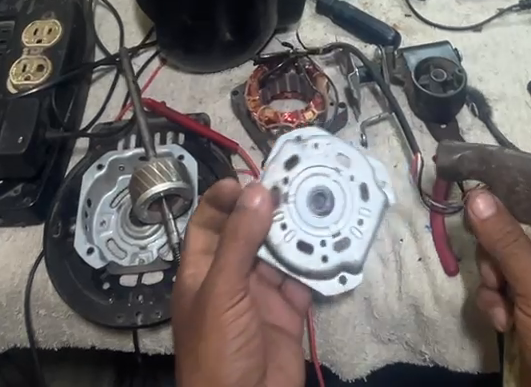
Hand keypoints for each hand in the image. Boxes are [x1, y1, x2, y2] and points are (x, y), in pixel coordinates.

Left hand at [173, 179, 313, 386]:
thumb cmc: (216, 352)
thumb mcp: (221, 291)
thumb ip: (239, 240)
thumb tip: (257, 190)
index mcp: (202, 270)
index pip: (210, 221)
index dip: (227, 197)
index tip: (252, 179)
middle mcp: (231, 276)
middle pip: (249, 231)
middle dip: (270, 208)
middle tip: (295, 185)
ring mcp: (260, 294)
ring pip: (278, 251)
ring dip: (296, 232)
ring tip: (316, 205)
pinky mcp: (287, 313)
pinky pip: (302, 279)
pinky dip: (316, 263)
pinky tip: (328, 243)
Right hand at [464, 189, 530, 386]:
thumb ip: (507, 239)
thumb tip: (476, 193)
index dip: (521, 189)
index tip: (484, 179)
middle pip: (523, 232)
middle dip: (499, 248)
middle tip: (492, 264)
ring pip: (509, 263)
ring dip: (495, 280)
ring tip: (499, 304)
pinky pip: (507, 293)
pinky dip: (497, 303)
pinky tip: (499, 323)